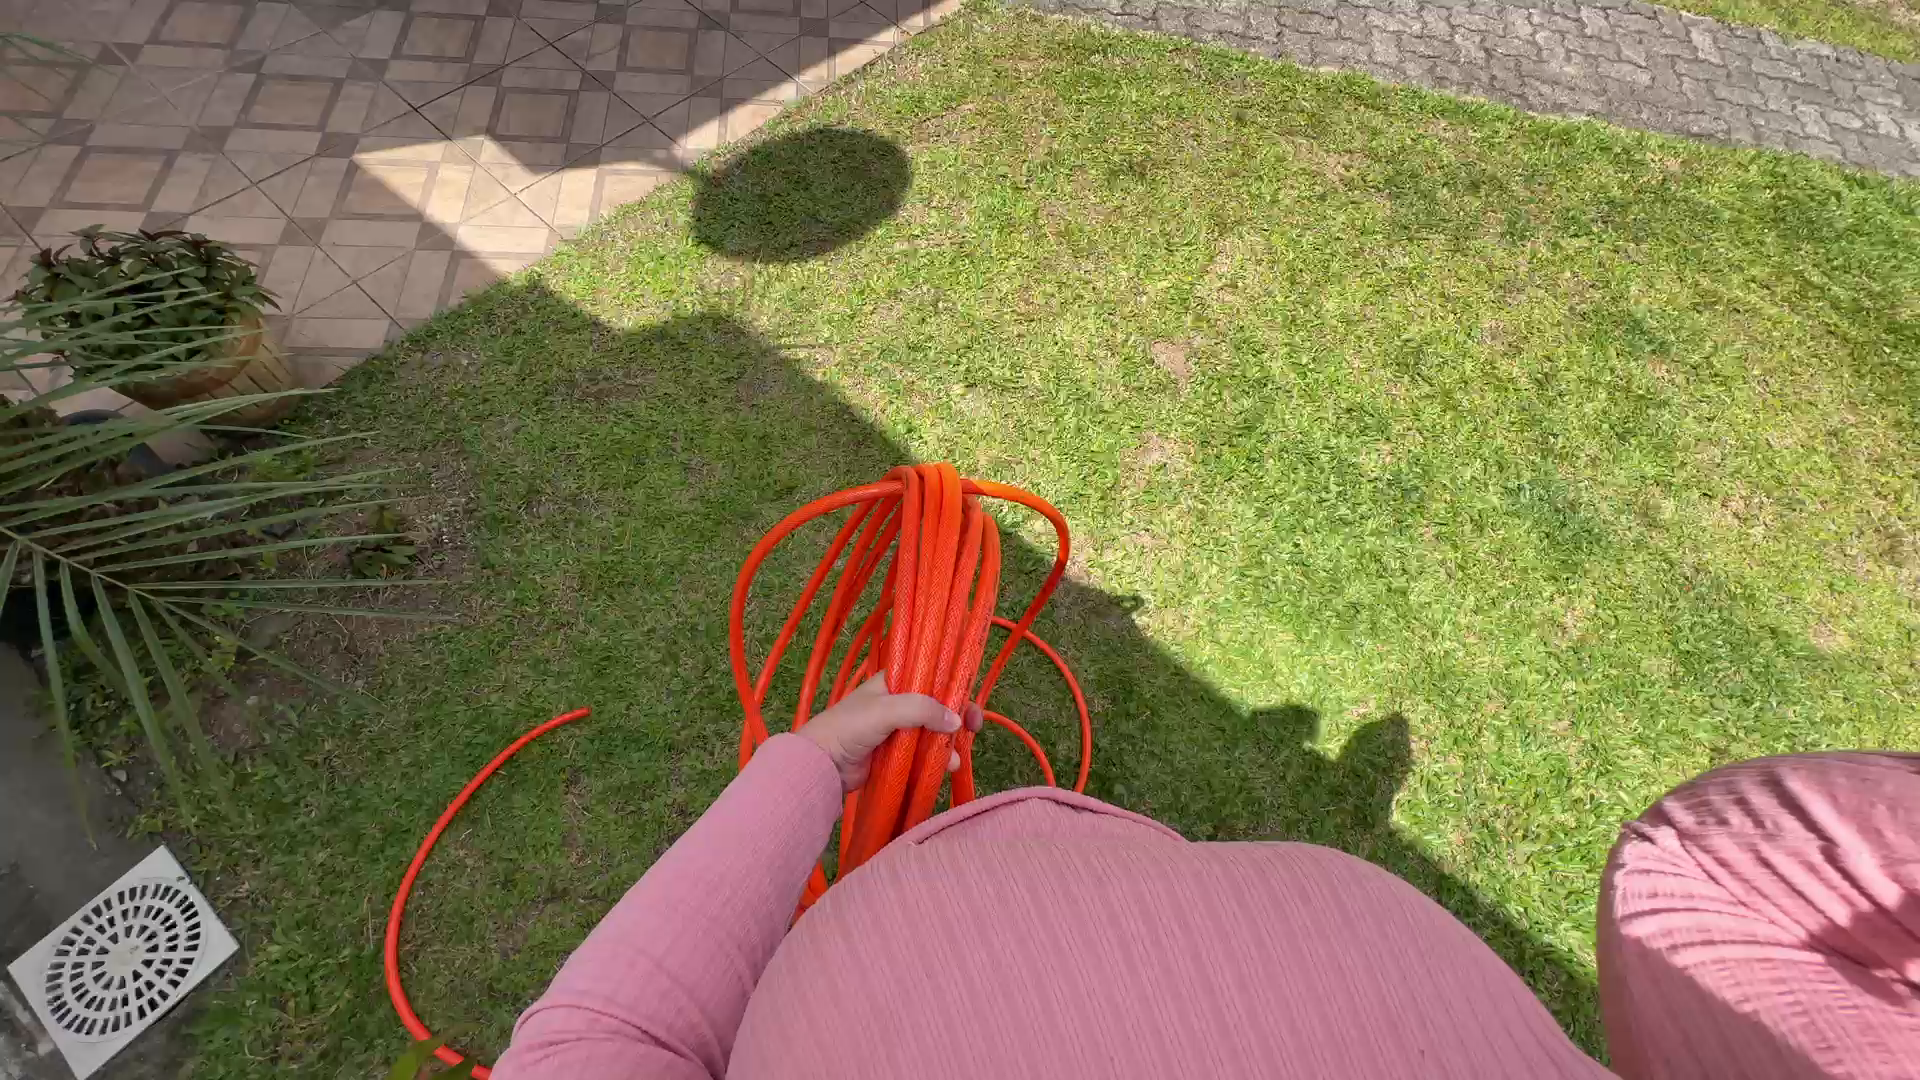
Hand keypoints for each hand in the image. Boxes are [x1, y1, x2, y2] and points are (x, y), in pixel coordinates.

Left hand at [800, 674, 985, 791]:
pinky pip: (926, 753)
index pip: (932, 675)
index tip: (971, 698)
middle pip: (939, 704)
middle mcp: (901, 702)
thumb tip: (956, 721)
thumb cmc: (850, 727)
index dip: (954, 684)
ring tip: (954, 758)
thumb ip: (922, 710)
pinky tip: (947, 767)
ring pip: (936, 731)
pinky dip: (939, 758)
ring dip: (950, 741)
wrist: (822, 765)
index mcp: (896, 681)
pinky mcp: (899, 754)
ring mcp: (901, 729)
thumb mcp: (886, 710)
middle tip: (974, 727)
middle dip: (958, 715)